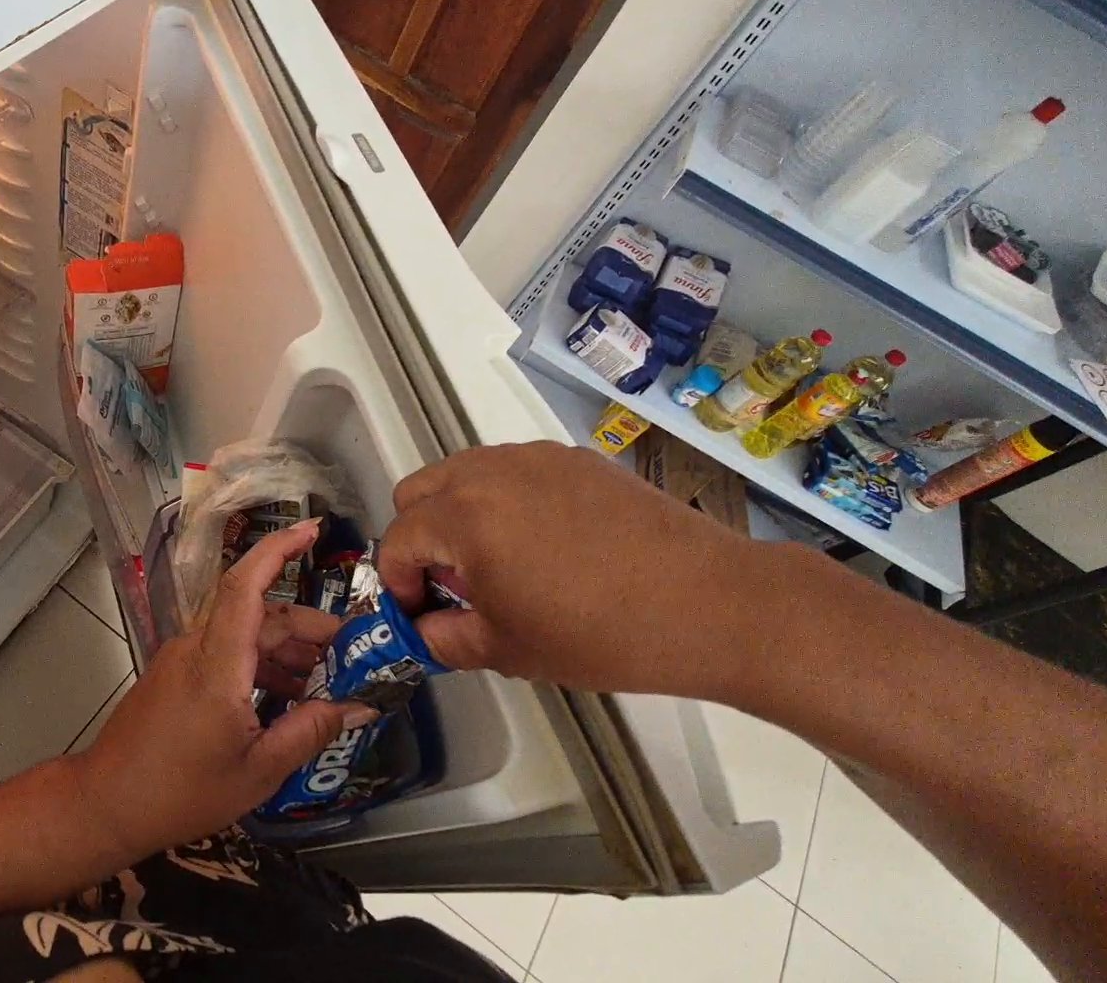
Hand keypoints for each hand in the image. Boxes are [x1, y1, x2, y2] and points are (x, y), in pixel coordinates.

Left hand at [66, 519, 374, 859]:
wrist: (104, 804)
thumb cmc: (180, 791)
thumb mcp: (258, 770)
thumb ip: (310, 732)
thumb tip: (360, 708)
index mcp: (218, 663)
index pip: (246, 585)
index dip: (278, 549)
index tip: (312, 529)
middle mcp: (198, 648)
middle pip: (260, 616)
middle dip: (308, 628)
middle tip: (351, 655)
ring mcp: (183, 660)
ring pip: (244, 637)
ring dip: (286, 651)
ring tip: (325, 683)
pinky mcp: (175, 675)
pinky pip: (226, 655)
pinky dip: (259, 667)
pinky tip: (285, 698)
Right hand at [377, 441, 763, 698]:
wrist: (709, 603)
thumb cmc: (597, 633)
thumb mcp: (506, 650)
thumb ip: (444, 638)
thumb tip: (424, 628)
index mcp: (463, 515)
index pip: (397, 539)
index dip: (397, 583)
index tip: (421, 614)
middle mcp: (489, 471)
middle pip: (418, 491)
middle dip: (419, 537)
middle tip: (452, 582)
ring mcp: (534, 457)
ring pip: (463, 473)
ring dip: (457, 514)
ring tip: (500, 562)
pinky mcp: (574, 458)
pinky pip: (512, 471)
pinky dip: (503, 500)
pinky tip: (547, 543)